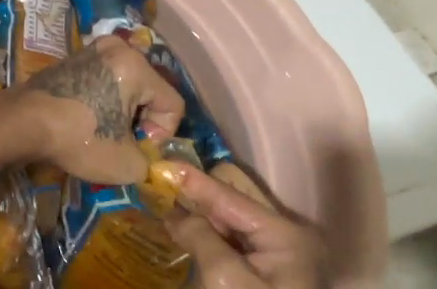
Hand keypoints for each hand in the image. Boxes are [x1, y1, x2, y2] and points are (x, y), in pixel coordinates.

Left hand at [10, 35, 183, 182]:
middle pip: (150, 90)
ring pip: (128, 85)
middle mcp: (115, 47)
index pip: (173, 104)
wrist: (23, 120)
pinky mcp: (73, 57)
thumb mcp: (129, 163)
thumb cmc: (79, 137)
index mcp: (134, 64)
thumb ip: (152, 160)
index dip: (163, 134)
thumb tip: (146, 154)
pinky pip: (105, 79)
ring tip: (106, 132)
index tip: (139, 147)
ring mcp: (91, 49)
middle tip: (125, 141)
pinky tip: (90, 119)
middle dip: (143, 120)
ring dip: (124, 110)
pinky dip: (105, 100)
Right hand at [164, 164, 325, 288]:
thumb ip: (197, 232)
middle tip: (152, 181)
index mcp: (284, 234)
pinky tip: (180, 228)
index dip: (188, 177)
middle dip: (190, 195)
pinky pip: (229, 245)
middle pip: (227, 207)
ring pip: (226, 225)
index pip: (225, 194)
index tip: (154, 160)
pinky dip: (203, 235)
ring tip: (159, 199)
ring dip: (194, 215)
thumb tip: (173, 209)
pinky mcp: (265, 277)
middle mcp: (284, 239)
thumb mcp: (224, 276)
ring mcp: (277, 260)